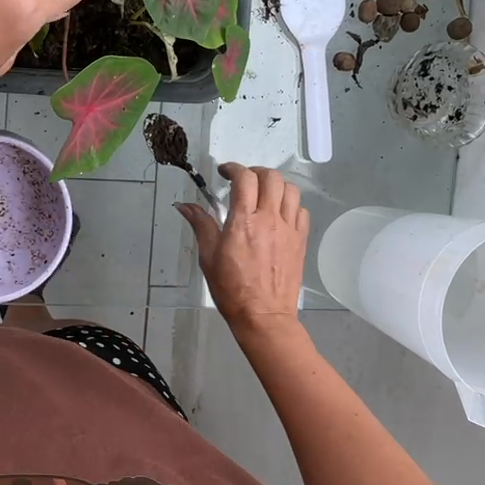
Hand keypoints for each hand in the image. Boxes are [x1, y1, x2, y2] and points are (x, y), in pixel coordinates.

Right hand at [176, 164, 309, 340]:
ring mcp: (289, 229)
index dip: (233, 168)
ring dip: (275, 185)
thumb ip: (201, 225)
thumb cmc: (231, 289)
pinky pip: (301, 210)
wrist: (263, 316)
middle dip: (255, 172)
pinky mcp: (301, 240)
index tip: (224, 173)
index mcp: (243, 221)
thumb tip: (184, 206)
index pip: (244, 179)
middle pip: (271, 177)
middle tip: (243, 181)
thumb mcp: (208, 257)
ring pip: (290, 190)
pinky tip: (278, 214)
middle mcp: (269, 219)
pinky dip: (290, 204)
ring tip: (263, 194)